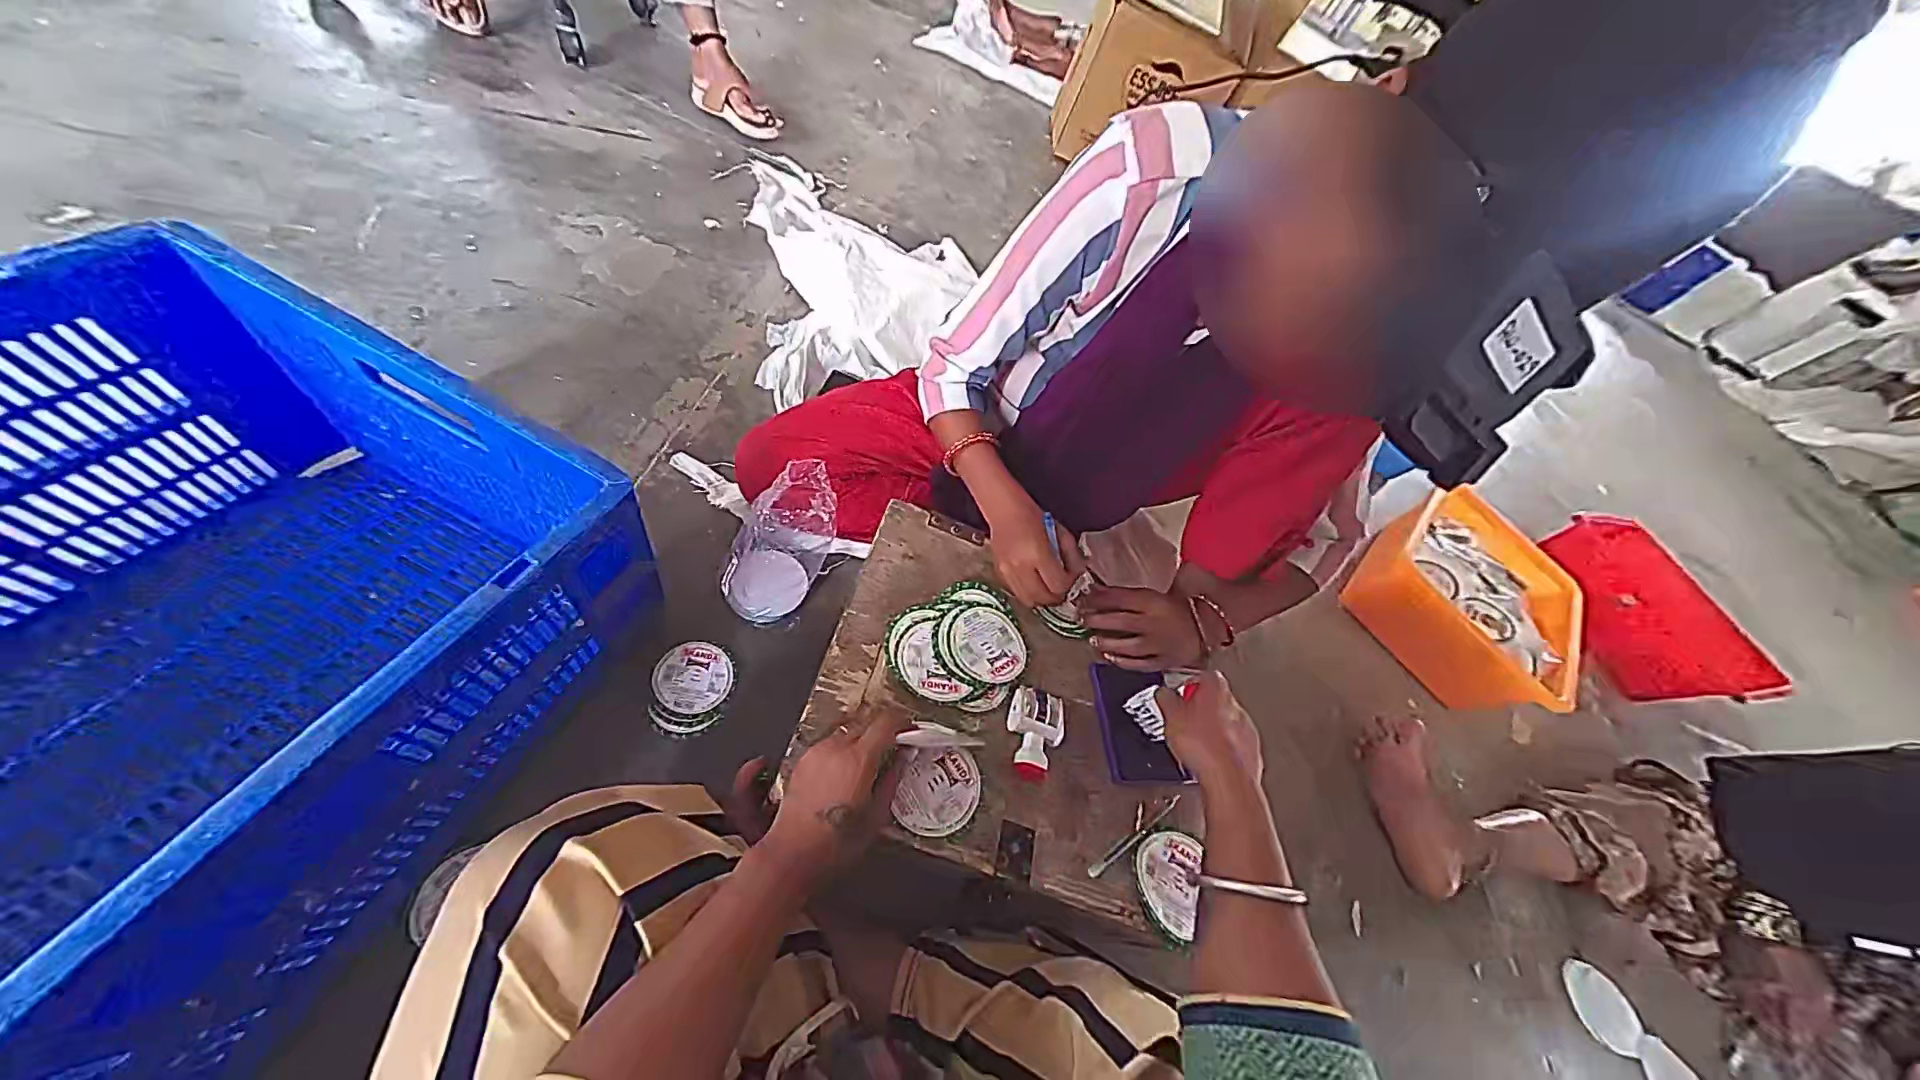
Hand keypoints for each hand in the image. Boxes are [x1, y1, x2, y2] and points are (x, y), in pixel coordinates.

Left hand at [762, 714, 908, 887]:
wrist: (794, 854)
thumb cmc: (835, 843)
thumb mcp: (877, 815)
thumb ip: (893, 779)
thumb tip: (902, 759)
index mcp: (859, 759)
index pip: (885, 722)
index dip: (900, 721)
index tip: (907, 728)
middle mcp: (835, 749)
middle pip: (865, 722)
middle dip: (881, 731)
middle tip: (891, 747)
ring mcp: (816, 753)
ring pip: (845, 732)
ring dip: (860, 740)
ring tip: (866, 764)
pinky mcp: (802, 761)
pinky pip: (828, 744)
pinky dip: (840, 750)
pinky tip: (844, 773)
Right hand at [985, 497, 1078, 606]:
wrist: (1004, 510)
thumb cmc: (1033, 516)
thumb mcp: (1059, 531)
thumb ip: (1071, 554)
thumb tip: (1079, 573)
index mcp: (1038, 554)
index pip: (1058, 585)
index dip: (1068, 585)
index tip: (1070, 577)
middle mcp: (1021, 567)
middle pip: (1044, 598)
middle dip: (1056, 596)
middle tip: (1061, 586)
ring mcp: (1008, 572)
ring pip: (1029, 600)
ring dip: (1041, 598)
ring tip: (1047, 587)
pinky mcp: (999, 573)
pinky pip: (1017, 593)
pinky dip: (1028, 592)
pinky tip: (1033, 581)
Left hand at [1082, 585, 1204, 670]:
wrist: (1216, 624)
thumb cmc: (1187, 604)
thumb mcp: (1162, 590)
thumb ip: (1135, 592)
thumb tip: (1100, 588)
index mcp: (1155, 602)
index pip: (1119, 598)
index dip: (1098, 597)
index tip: (1084, 598)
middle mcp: (1154, 623)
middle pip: (1118, 621)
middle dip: (1096, 619)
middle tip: (1083, 618)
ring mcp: (1159, 645)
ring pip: (1126, 646)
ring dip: (1106, 643)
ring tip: (1092, 639)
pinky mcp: (1164, 661)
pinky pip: (1139, 664)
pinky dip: (1122, 661)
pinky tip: (1109, 657)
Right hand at [1154, 671, 1262, 788]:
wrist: (1227, 779)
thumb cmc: (1203, 746)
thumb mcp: (1170, 717)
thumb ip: (1166, 699)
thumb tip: (1164, 693)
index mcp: (1217, 690)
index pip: (1204, 676)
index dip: (1189, 683)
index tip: (1179, 693)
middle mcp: (1236, 706)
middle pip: (1216, 699)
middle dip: (1199, 708)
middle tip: (1183, 718)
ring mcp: (1246, 729)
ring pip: (1226, 722)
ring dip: (1211, 729)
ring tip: (1193, 742)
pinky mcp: (1251, 752)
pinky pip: (1233, 744)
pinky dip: (1221, 748)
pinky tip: (1207, 757)